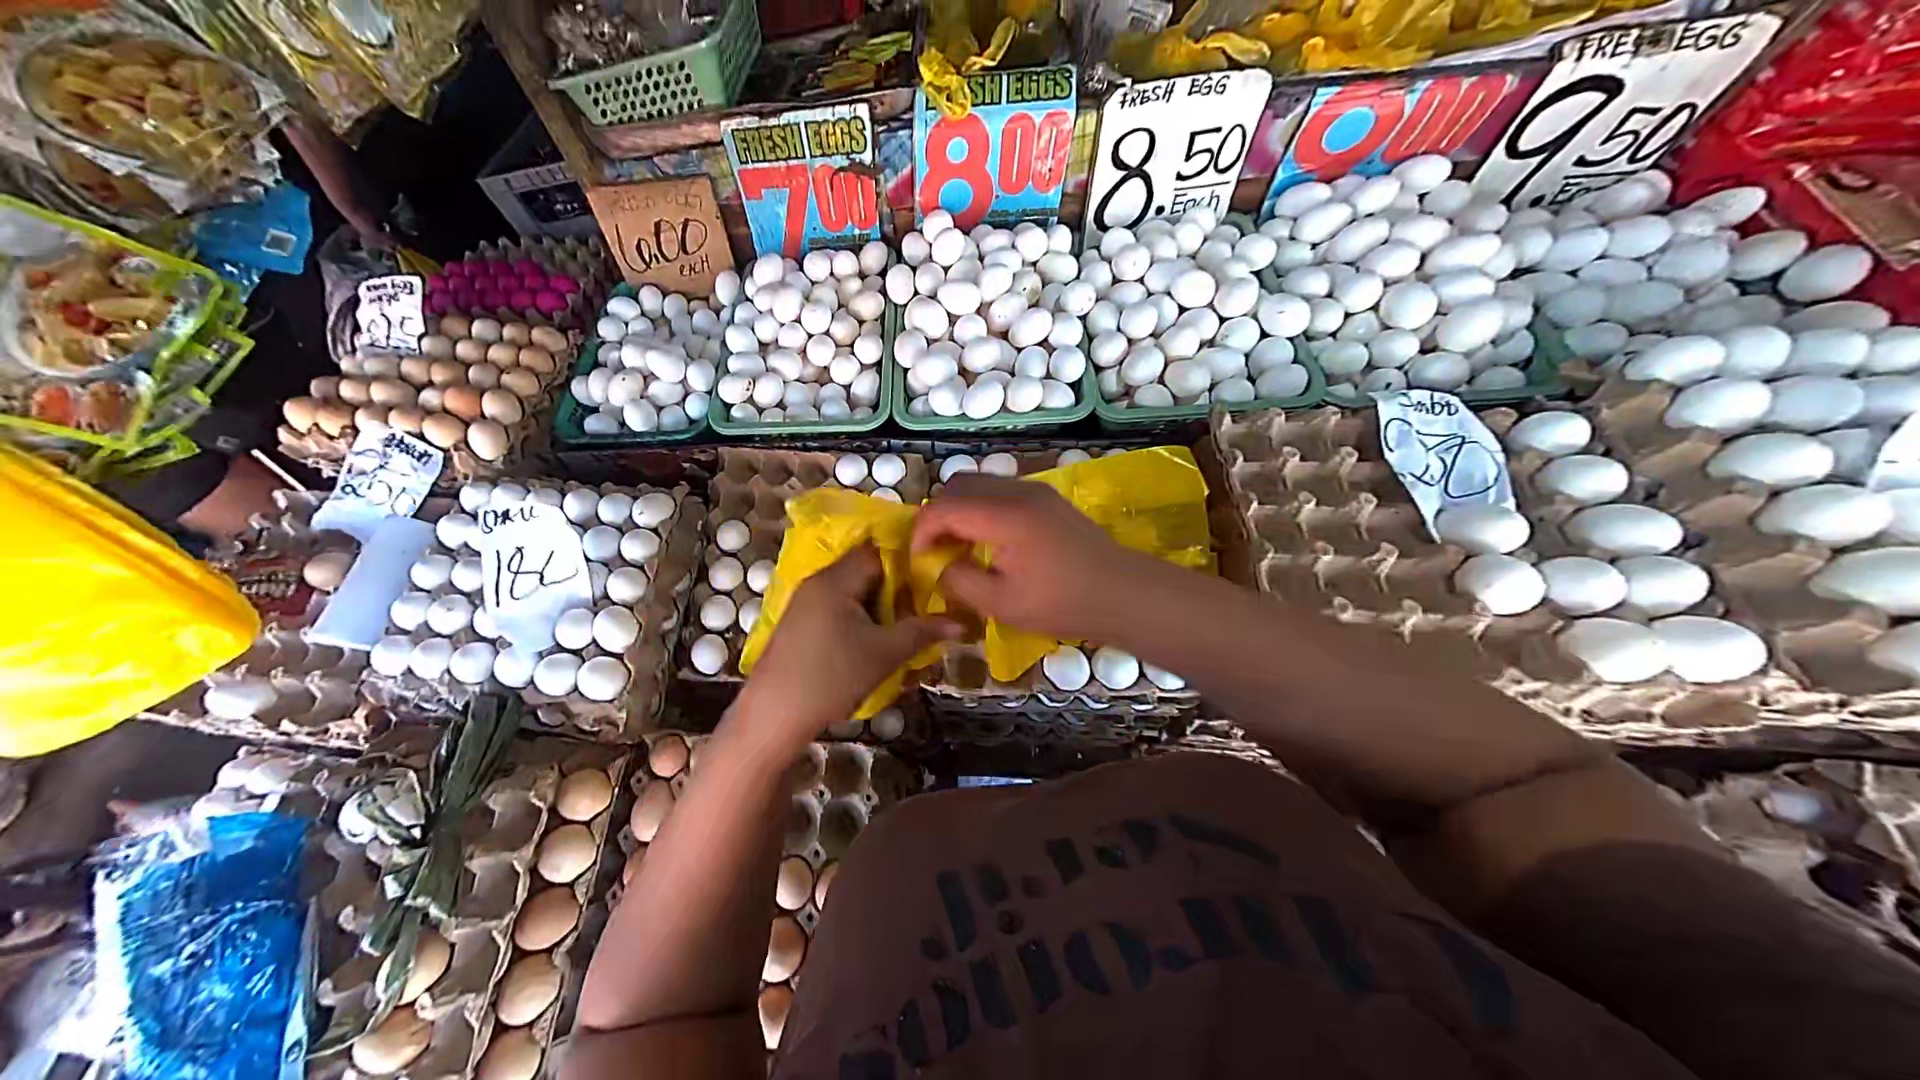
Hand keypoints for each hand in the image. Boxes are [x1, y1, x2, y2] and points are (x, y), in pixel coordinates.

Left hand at [731, 544, 958, 752]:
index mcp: (835, 579)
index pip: (878, 552)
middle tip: (924, 608)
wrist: (773, 716)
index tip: (933, 580)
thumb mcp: (884, 654)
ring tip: (903, 629)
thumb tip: (961, 623)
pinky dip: (860, 618)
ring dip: (879, 607)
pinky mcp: (801, 624)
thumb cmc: (831, 678)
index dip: (908, 562)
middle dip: (896, 588)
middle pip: (865, 570)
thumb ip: (923, 632)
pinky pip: (838, 608)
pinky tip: (874, 642)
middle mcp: (817, 582)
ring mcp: (805, 603)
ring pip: (853, 591)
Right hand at [912, 475, 1156, 642]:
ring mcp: (1035, 490)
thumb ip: (959, 580)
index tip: (919, 561)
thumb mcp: (1001, 603)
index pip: (943, 507)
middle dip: (938, 516)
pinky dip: (981, 510)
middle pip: (958, 485)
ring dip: (960, 511)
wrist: (1123, 593)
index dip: (921, 532)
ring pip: (979, 485)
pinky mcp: (1046, 498)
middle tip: (937, 552)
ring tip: (961, 548)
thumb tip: (936, 566)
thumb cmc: (1062, 603)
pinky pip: (999, 492)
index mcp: (1005, 515)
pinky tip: (989, 542)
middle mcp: (1018, 491)